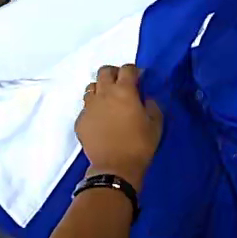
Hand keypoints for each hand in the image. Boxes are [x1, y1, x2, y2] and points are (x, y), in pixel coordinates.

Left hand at [76, 64, 163, 187]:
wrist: (114, 168)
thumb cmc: (139, 145)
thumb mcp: (156, 124)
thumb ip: (152, 105)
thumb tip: (146, 98)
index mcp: (124, 91)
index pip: (127, 69)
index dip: (134, 71)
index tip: (139, 79)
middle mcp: (104, 93)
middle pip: (104, 71)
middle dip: (114, 74)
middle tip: (122, 85)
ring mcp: (89, 106)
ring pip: (91, 87)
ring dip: (101, 89)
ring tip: (109, 101)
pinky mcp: (80, 120)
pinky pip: (85, 107)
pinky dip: (93, 109)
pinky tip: (100, 120)